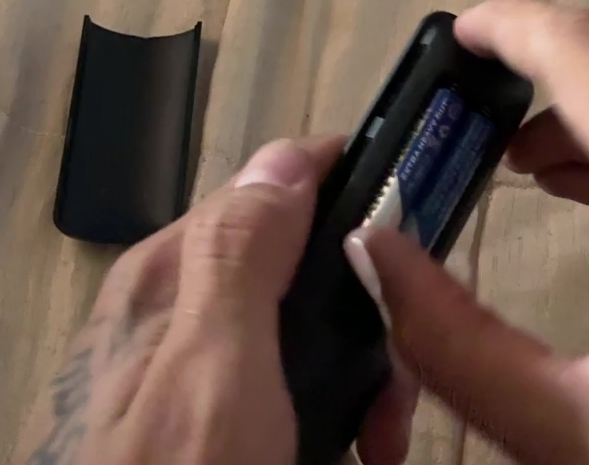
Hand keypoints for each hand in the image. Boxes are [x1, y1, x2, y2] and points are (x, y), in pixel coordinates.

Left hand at [16, 136, 415, 464]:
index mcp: (172, 270)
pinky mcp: (218, 411)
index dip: (353, 195)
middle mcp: (182, 301)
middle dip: (366, 302)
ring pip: (311, 316)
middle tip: (402, 376)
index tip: (416, 241)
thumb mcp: (212, 375)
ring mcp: (200, 360)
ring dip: (363, 362)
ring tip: (382, 431)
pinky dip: (338, 400)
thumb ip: (244, 258)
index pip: (280, 180)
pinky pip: (297, 374)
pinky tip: (357, 442)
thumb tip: (286, 152)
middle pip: (304, 253)